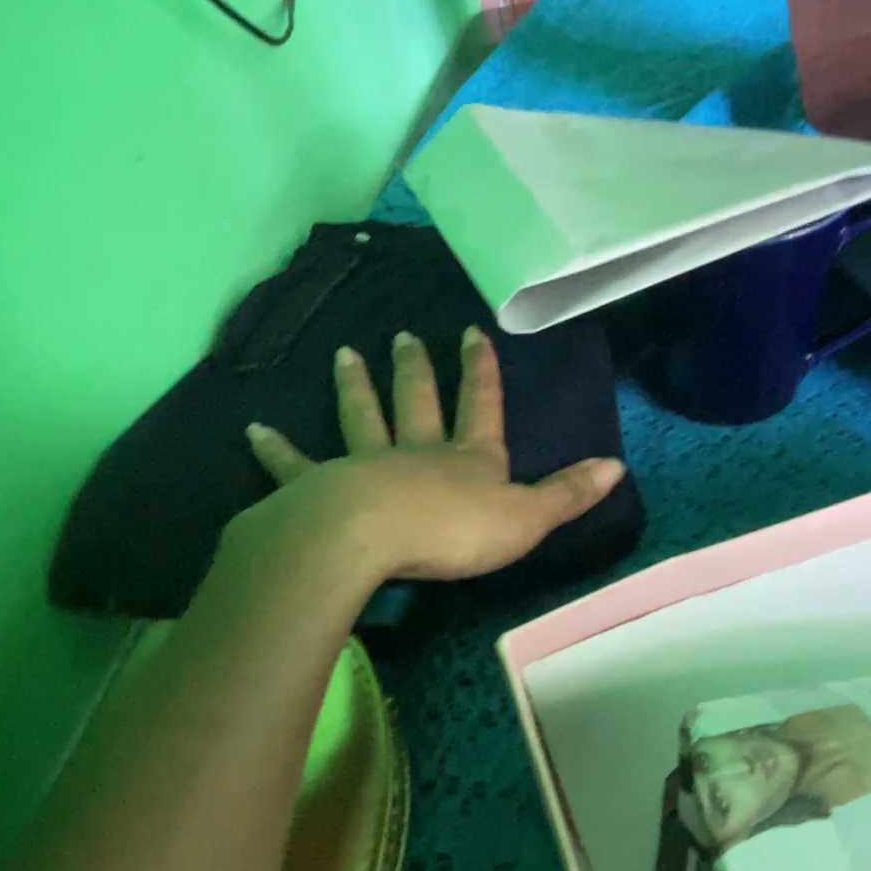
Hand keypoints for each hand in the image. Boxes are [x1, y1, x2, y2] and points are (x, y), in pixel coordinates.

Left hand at [243, 327, 626, 581]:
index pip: (480, 407)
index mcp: (468, 460)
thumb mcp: (526, 518)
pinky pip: (297, 465)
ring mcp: (367, 467)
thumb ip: (567, 495)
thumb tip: (617, 466)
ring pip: (363, 419)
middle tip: (403, 336)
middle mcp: (417, 453)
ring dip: (356, 388)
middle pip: (418, 403)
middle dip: (416, 370)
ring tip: (345, 355)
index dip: (480, 373)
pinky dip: (276, 450)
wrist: (374, 538)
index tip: (473, 332)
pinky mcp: (323, 489)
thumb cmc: (455, 530)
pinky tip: (253, 430)